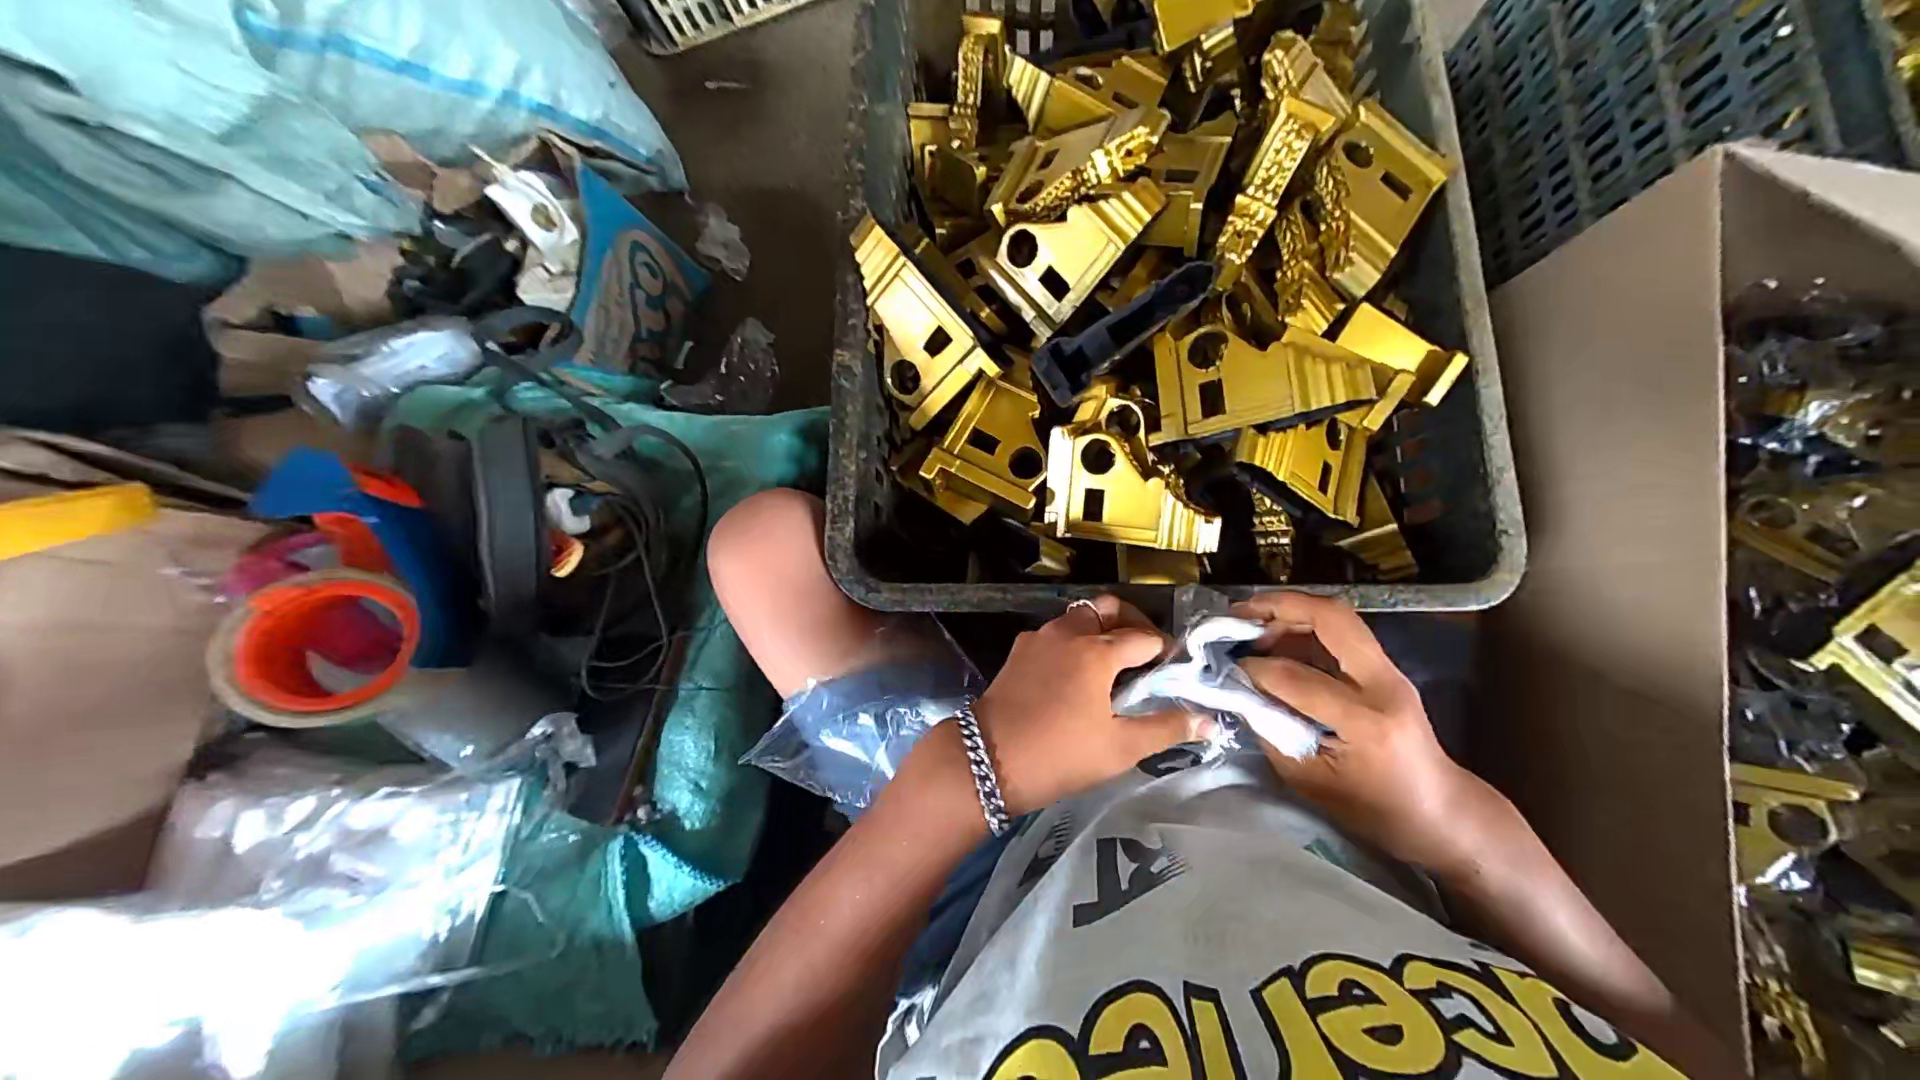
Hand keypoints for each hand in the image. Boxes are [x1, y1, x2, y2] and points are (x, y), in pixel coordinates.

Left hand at [969, 594, 1203, 814]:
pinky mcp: (1019, 650)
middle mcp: (1068, 633)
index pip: (1145, 637)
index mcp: (1098, 651)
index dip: (1165, 651)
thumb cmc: (1060, 754)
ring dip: (1100, 629)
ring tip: (1113, 663)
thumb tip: (1208, 720)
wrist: (988, 760)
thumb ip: (1166, 728)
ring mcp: (1039, 638)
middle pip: (1109, 609)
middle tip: (1146, 654)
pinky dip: (1073, 640)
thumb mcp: (1119, 748)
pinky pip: (1055, 632)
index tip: (1173, 670)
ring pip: (1079, 616)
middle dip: (1133, 624)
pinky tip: (1076, 672)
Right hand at [1232, 592, 1502, 871]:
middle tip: (1237, 612)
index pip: (1295, 676)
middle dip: (1279, 606)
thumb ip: (1271, 729)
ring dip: (1290, 612)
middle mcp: (1384, 684)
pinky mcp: (1385, 670)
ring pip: (1337, 618)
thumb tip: (1239, 690)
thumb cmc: (1373, 809)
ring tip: (1250, 624)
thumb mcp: (1309, 779)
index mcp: (1366, 721)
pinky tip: (1274, 639)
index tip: (1223, 667)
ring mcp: (1390, 672)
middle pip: (1331, 619)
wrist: (1440, 812)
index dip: (1252, 668)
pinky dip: (1303, 627)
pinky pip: (1340, 633)